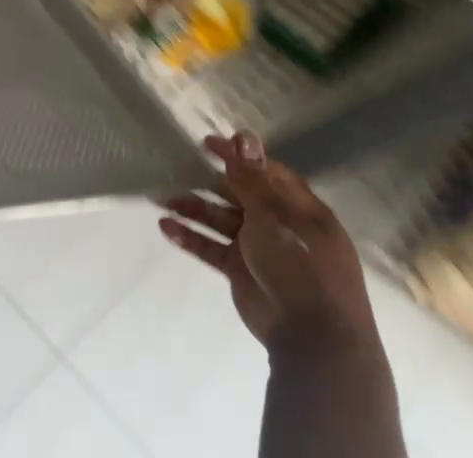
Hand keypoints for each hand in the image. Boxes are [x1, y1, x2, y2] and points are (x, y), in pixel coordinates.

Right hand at [160, 132, 379, 352]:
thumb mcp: (275, 218)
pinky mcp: (240, 270)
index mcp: (300, 211)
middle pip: (239, 195)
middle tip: (171, 168)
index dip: (239, 157)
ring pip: (219, 220)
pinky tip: (165, 228)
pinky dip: (189, 236)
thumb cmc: (302, 267)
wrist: (313, 335)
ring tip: (160, 199)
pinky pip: (210, 247)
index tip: (204, 143)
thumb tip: (244, 136)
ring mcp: (259, 249)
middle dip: (207, 182)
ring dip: (191, 208)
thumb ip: (252, 179)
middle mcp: (280, 226)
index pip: (267, 174)